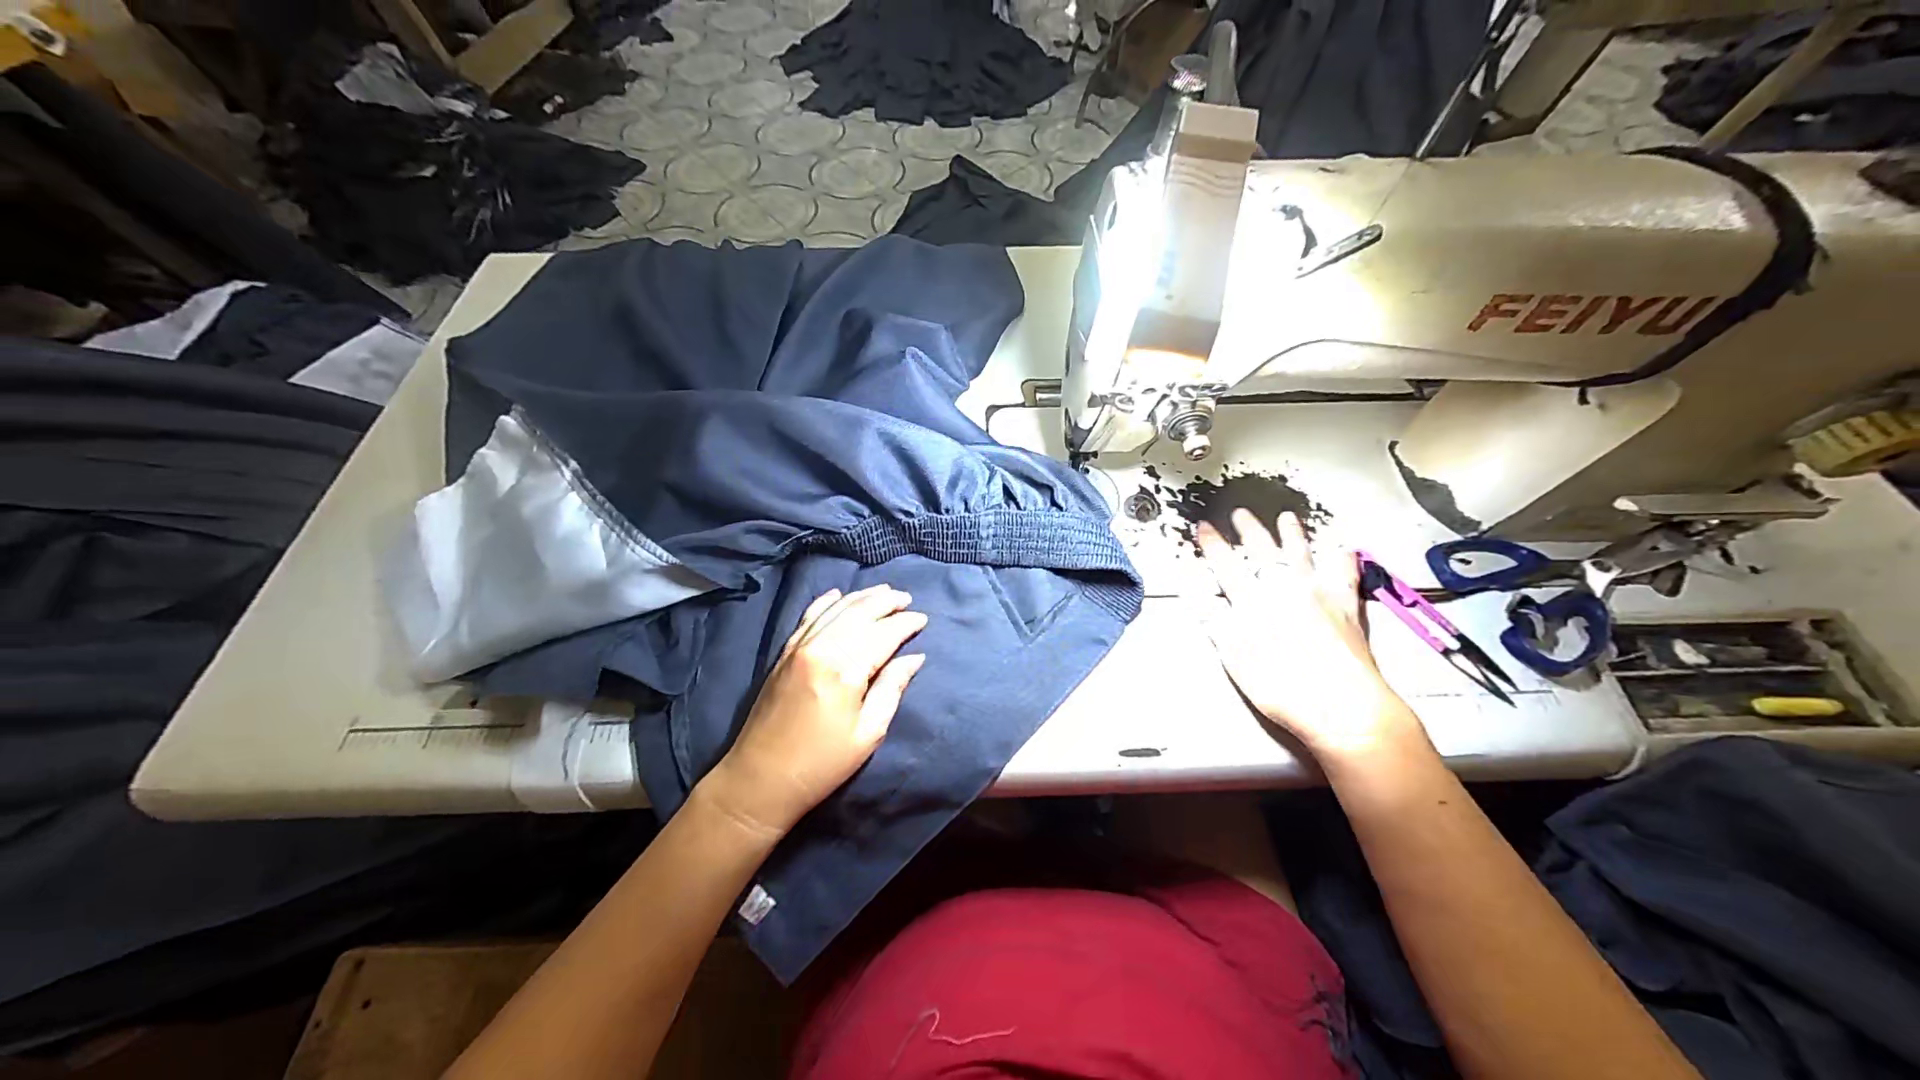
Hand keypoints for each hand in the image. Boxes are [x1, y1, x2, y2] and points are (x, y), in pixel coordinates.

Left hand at [700, 585, 926, 838]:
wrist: (760, 779)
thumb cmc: (821, 764)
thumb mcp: (868, 733)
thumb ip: (891, 689)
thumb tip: (914, 658)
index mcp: (844, 670)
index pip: (883, 634)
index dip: (905, 624)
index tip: (923, 620)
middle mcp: (821, 649)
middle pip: (859, 613)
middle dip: (886, 602)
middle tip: (907, 599)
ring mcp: (798, 648)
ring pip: (835, 609)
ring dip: (861, 597)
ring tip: (883, 592)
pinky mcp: (784, 654)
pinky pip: (808, 617)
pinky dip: (826, 602)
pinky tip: (838, 594)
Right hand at [1196, 509, 1427, 762]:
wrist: (1341, 705)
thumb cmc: (1281, 688)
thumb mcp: (1232, 654)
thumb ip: (1212, 615)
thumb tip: (1193, 585)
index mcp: (1251, 601)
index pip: (1225, 564)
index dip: (1212, 544)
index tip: (1204, 528)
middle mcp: (1283, 589)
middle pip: (1262, 551)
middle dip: (1249, 530)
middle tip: (1240, 514)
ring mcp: (1317, 593)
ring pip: (1301, 554)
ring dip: (1292, 534)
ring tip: (1287, 518)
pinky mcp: (1346, 605)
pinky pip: (1344, 573)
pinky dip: (1342, 557)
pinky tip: (1341, 547)